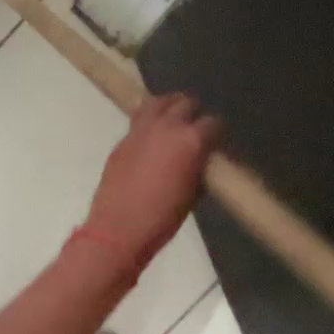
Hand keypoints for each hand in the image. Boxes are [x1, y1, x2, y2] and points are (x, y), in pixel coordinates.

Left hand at [85, 93, 221, 262]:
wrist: (117, 231)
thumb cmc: (161, 220)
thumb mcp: (192, 195)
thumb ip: (199, 168)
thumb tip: (201, 161)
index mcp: (191, 141)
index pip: (214, 123)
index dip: (216, 134)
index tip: (215, 144)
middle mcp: (167, 126)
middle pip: (186, 104)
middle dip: (194, 116)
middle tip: (194, 132)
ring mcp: (141, 130)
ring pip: (160, 102)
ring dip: (170, 107)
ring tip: (172, 122)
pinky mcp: (122, 140)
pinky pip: (139, 119)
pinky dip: (149, 122)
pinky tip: (151, 137)